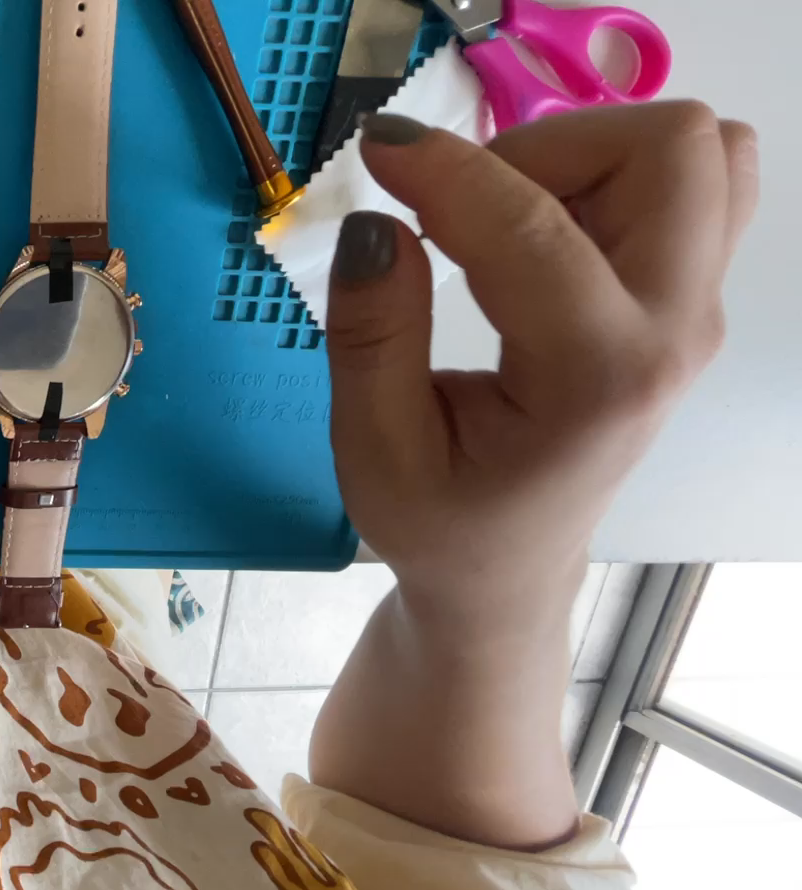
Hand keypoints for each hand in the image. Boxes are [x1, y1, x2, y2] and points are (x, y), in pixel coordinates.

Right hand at [325, 104, 757, 619]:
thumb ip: (372, 336)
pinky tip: (529, 230)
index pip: (532, 232)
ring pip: (692, 154)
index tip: (378, 148)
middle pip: (667, 150)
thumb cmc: (429, 520)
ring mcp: (692, 311)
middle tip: (444, 205)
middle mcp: (672, 329)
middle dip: (538, 148)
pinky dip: (605, 176)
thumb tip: (371, 228)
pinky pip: (687, 188)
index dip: (446, 172)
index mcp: (592, 377)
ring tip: (486, 218)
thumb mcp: (371, 444)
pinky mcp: (680, 303)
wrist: (500, 567)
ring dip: (578, 157)